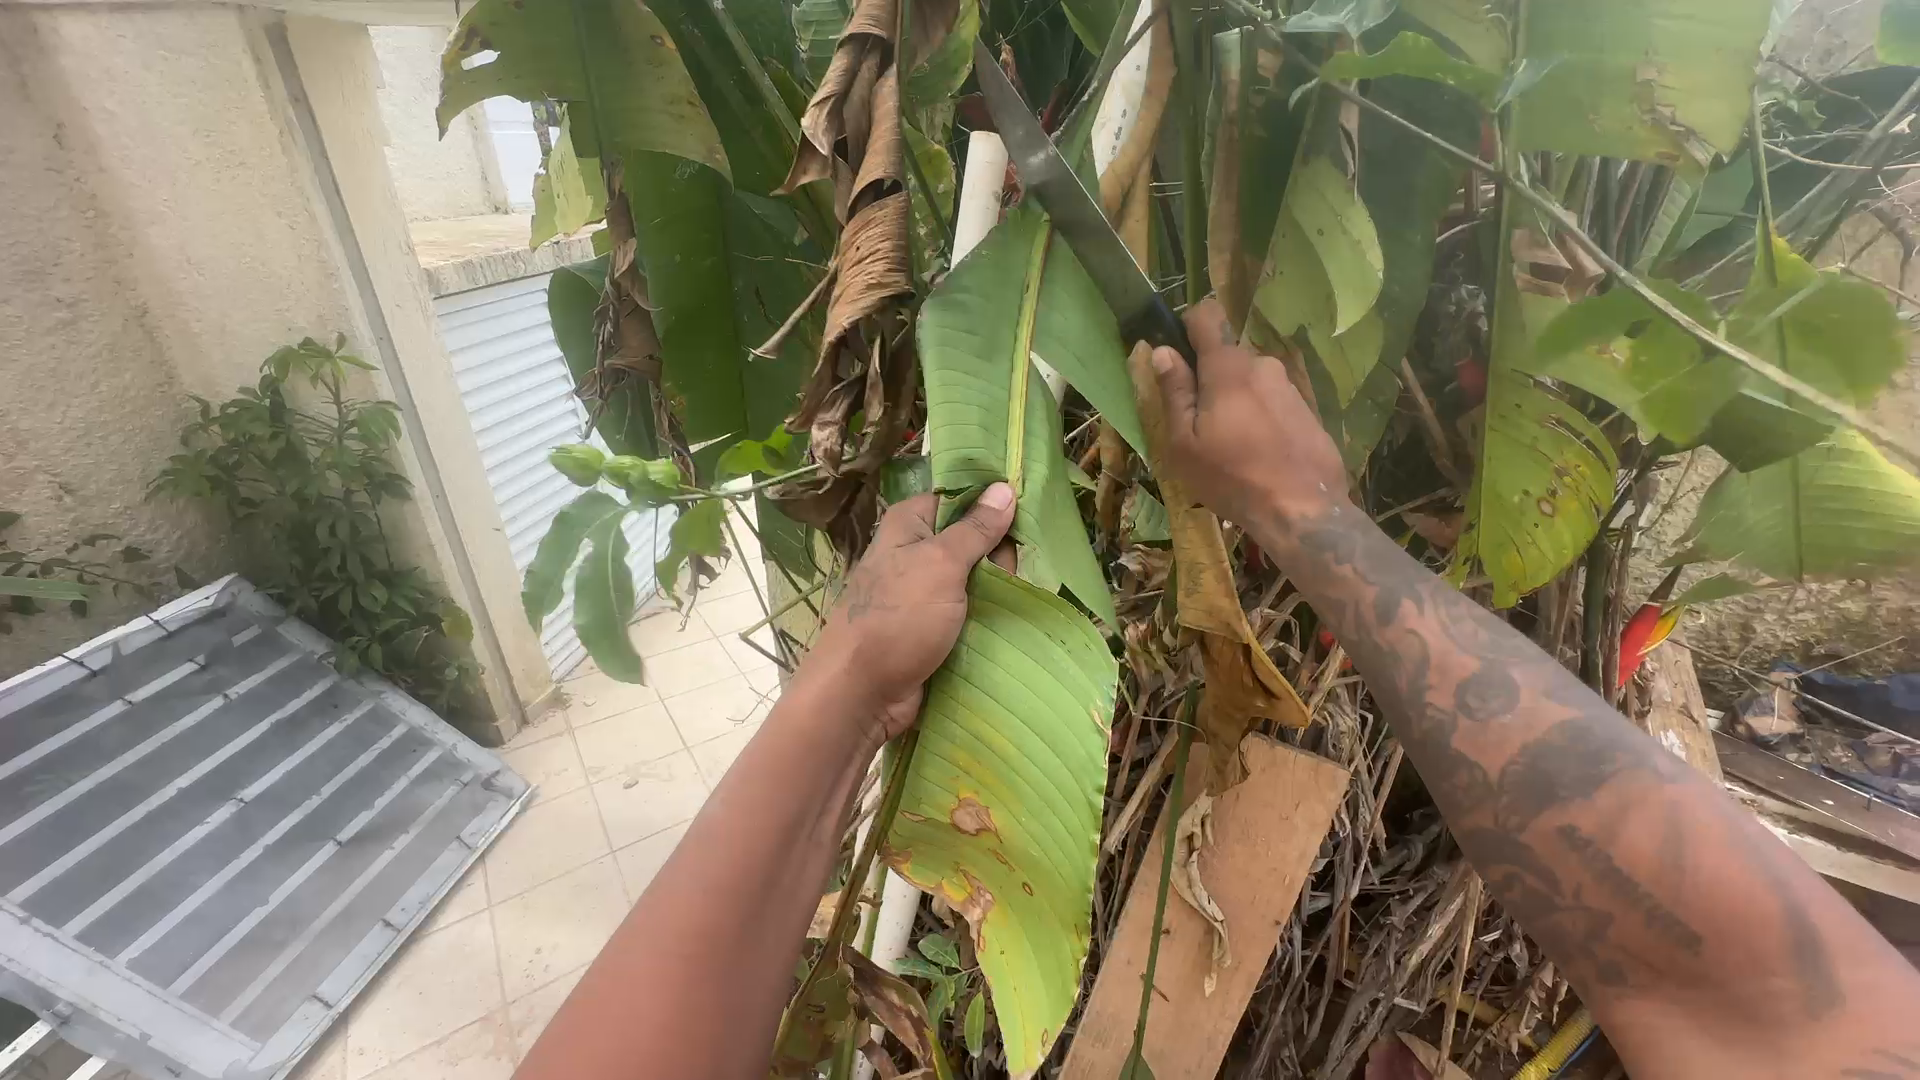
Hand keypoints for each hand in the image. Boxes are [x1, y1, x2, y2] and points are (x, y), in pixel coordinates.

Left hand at [799, 483, 1016, 744]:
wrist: (863, 692)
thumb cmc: (899, 617)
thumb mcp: (942, 564)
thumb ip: (976, 529)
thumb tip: (1005, 487)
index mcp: (910, 523)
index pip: (961, 498)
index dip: (993, 506)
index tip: (1025, 517)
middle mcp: (916, 550)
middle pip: (974, 539)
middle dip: (998, 555)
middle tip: (1008, 575)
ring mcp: (925, 590)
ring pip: (977, 578)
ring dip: (998, 588)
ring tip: (1015, 598)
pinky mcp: (933, 624)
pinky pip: (970, 609)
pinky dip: (988, 614)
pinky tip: (1010, 618)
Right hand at [1133, 298, 1349, 542]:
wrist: (1302, 509)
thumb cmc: (1230, 477)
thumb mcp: (1184, 443)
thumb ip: (1174, 392)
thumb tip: (1162, 352)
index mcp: (1226, 369)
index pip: (1207, 316)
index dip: (1186, 326)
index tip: (1176, 355)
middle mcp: (1261, 365)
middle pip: (1226, 356)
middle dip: (1208, 379)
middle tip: (1197, 424)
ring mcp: (1288, 386)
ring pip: (1249, 380)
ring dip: (1234, 400)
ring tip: (1229, 445)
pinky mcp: (1306, 408)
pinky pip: (1271, 400)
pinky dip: (1258, 416)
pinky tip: (1257, 452)